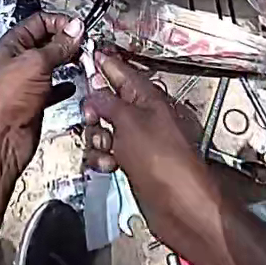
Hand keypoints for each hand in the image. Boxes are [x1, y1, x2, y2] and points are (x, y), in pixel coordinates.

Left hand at [0, 11, 82, 181]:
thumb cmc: (3, 100)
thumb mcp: (35, 64)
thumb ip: (58, 46)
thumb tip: (74, 28)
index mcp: (14, 43)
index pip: (40, 22)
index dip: (60, 22)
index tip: (78, 28)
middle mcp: (20, 61)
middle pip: (47, 42)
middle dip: (67, 41)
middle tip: (85, 45)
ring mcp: (27, 82)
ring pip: (52, 65)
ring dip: (68, 62)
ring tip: (84, 61)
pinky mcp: (35, 102)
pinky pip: (52, 89)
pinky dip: (64, 86)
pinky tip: (72, 86)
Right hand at [81, 51, 223, 255]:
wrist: (182, 208)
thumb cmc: (165, 161)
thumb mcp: (129, 123)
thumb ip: (107, 101)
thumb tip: (94, 82)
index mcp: (146, 97)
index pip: (119, 70)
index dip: (101, 62)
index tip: (84, 56)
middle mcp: (141, 114)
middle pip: (106, 100)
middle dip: (94, 110)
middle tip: (93, 119)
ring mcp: (137, 139)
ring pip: (103, 127)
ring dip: (97, 138)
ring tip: (106, 148)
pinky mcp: (132, 162)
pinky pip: (106, 151)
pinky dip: (102, 157)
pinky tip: (109, 164)